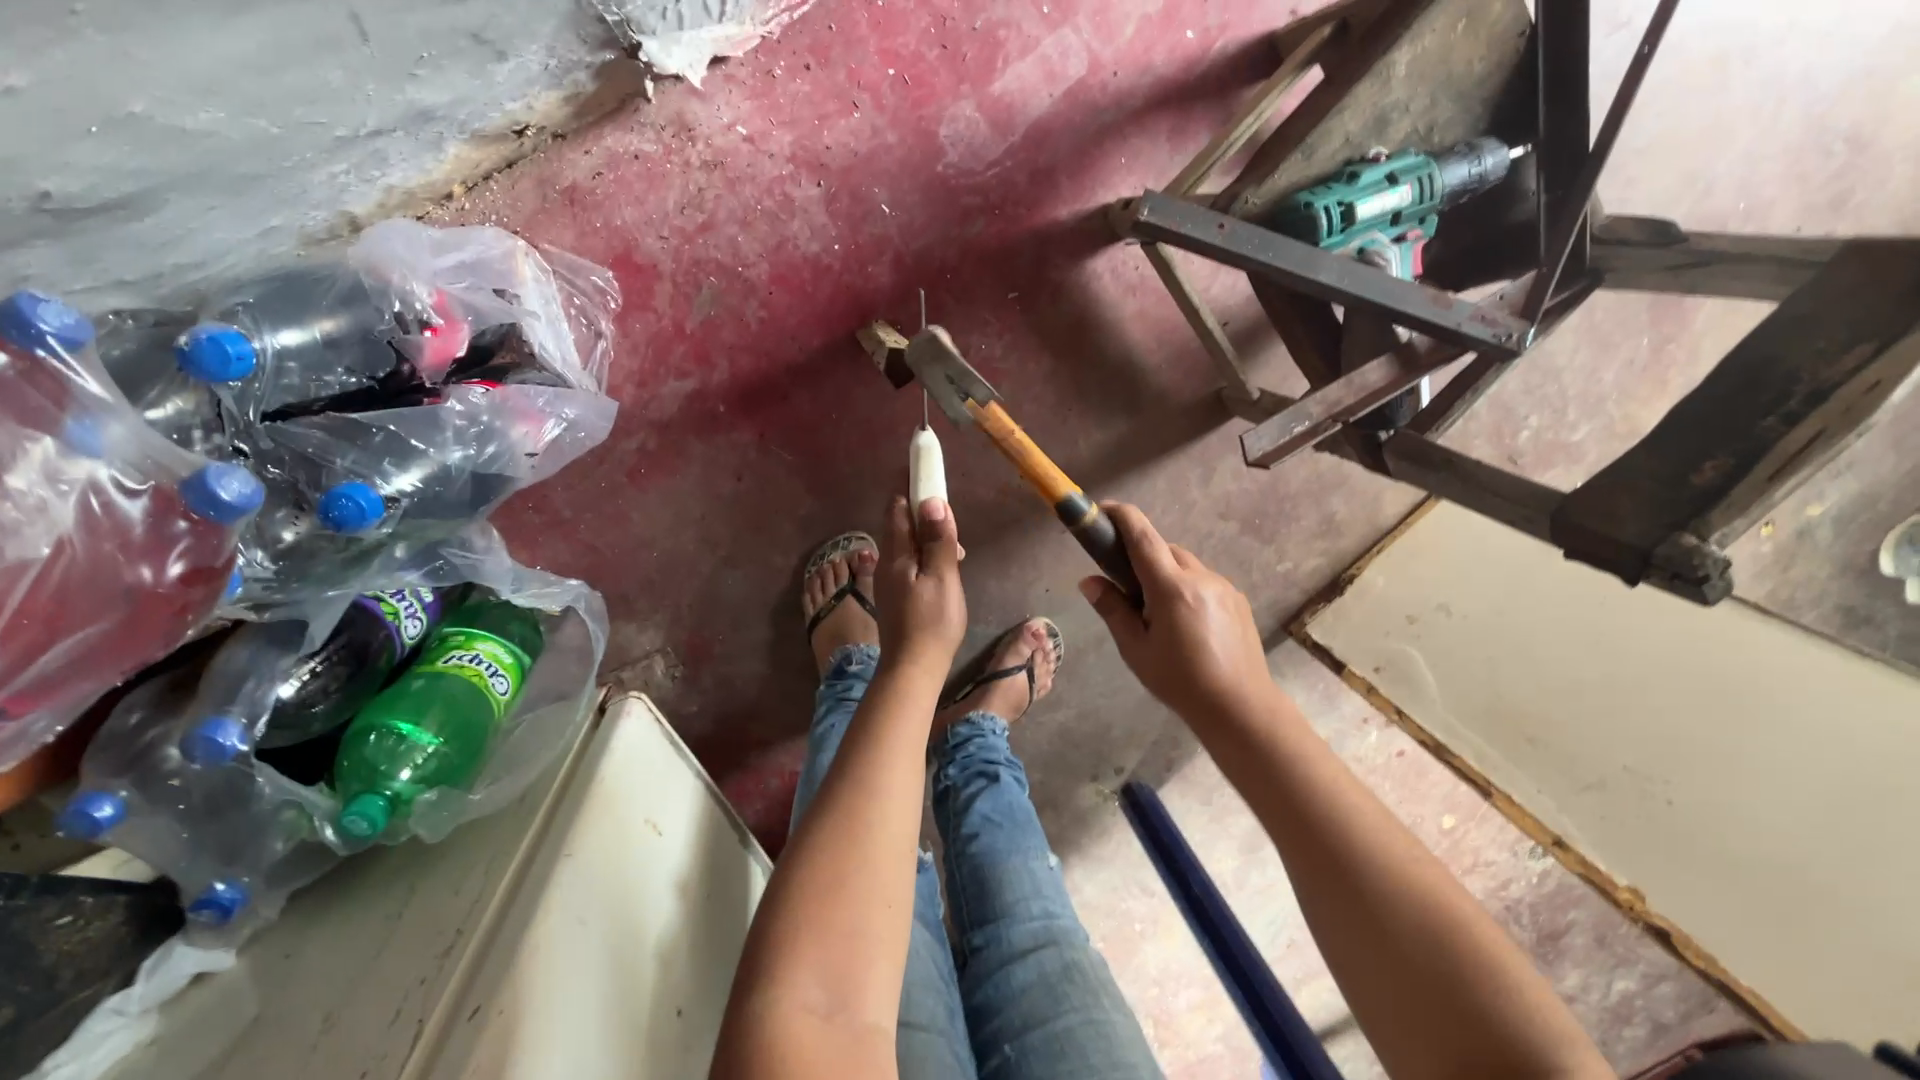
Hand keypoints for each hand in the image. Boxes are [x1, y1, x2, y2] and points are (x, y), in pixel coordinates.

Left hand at [876, 495, 966, 669]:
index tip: (927, 471)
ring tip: (954, 553)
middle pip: (900, 525)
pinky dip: (924, 557)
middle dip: (924, 514)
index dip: (911, 487)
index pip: (898, 507)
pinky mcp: (895, 597)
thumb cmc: (932, 622)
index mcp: (896, 554)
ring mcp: (888, 581)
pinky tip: (941, 573)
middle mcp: (886, 563)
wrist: (912, 669)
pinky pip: (909, 564)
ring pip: (906, 546)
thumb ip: (937, 539)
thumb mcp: (942, 577)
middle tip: (951, 523)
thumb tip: (931, 500)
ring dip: (927, 539)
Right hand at [1079, 502, 1273, 723]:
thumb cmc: (1180, 681)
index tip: (1102, 510)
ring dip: (1166, 574)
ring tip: (1156, 614)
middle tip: (1126, 587)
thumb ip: (1113, 610)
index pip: (1142, 536)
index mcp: (1171, 587)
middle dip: (1142, 556)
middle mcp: (1200, 577)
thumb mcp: (1136, 649)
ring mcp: (1223, 587)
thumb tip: (1089, 581)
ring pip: (1186, 565)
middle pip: (1164, 549)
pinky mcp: (1237, 600)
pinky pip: (1204, 581)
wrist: (1239, 706)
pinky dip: (1186, 588)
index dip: (1120, 516)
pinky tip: (1185, 625)